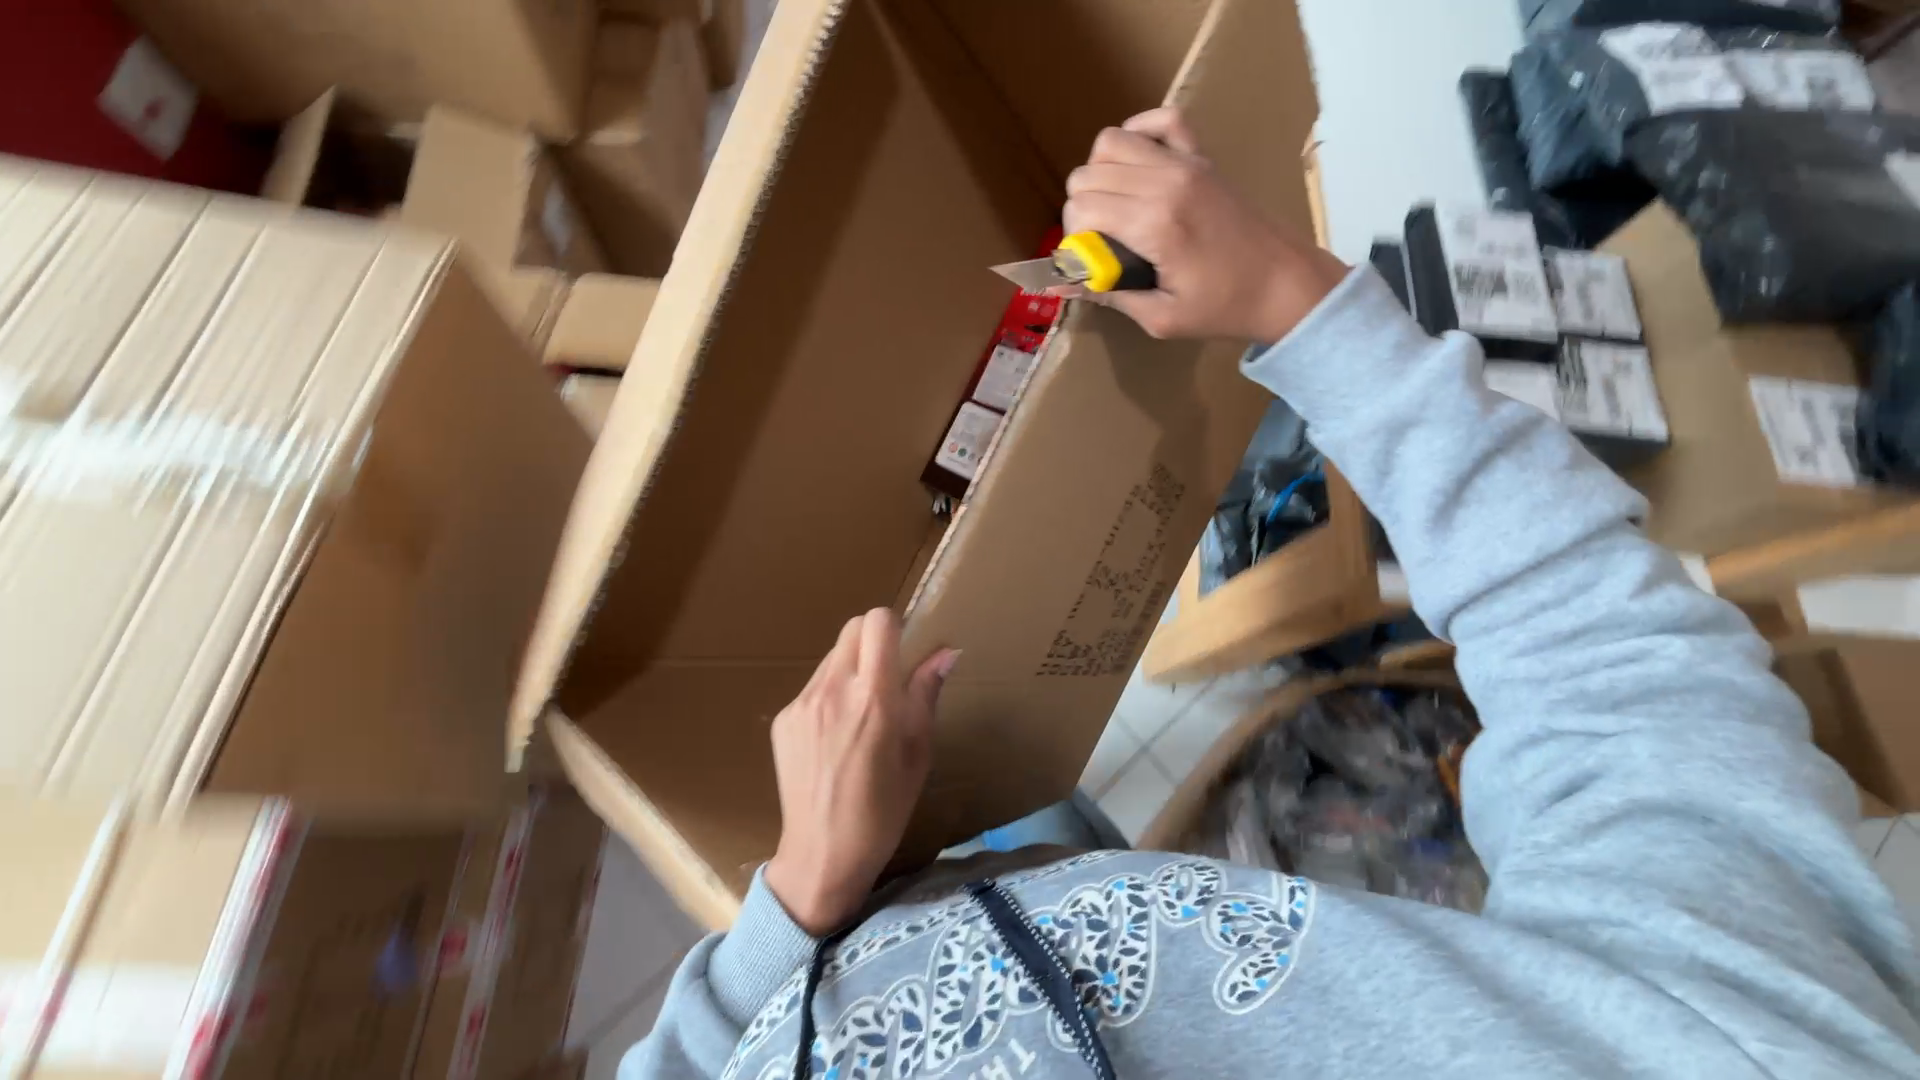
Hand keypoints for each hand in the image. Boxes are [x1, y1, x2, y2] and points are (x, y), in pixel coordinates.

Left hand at [764, 609, 959, 934]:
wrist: (822, 854)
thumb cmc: (883, 812)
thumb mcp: (918, 755)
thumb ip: (925, 695)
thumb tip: (946, 652)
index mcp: (874, 700)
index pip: (877, 622)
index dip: (894, 628)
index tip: (904, 651)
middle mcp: (833, 691)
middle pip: (853, 629)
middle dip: (874, 641)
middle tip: (887, 679)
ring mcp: (802, 704)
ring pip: (832, 656)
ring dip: (852, 668)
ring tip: (861, 714)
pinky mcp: (783, 719)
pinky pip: (813, 686)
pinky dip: (831, 694)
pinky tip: (836, 735)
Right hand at [1062, 107, 1348, 341]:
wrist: (1284, 283)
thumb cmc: (1223, 307)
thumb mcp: (1160, 317)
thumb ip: (1109, 295)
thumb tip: (1064, 285)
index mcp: (1155, 224)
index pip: (1081, 208)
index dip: (1073, 240)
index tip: (1090, 264)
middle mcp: (1165, 182)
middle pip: (1087, 174)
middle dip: (1080, 210)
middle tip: (1099, 241)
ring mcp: (1185, 162)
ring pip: (1110, 143)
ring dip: (1099, 174)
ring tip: (1113, 208)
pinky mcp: (1201, 157)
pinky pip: (1159, 119)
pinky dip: (1138, 134)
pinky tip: (1136, 166)